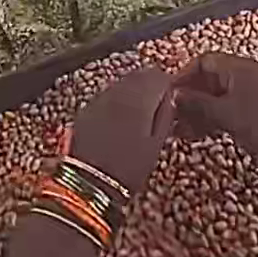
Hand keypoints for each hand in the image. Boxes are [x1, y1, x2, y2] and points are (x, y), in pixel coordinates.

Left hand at [68, 63, 175, 192]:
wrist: (89, 182)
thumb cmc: (129, 167)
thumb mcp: (156, 144)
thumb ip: (166, 115)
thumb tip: (170, 97)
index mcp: (140, 98)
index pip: (159, 75)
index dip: (167, 85)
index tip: (171, 99)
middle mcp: (119, 90)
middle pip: (139, 74)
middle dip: (150, 85)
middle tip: (156, 107)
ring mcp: (100, 97)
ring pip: (123, 83)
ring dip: (133, 92)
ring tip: (138, 116)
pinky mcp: (87, 108)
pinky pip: (108, 95)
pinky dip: (117, 101)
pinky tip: (119, 121)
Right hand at [172, 52, 257, 169]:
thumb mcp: (224, 113)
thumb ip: (196, 103)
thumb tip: (173, 96)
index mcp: (238, 67)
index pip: (204, 61)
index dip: (184, 75)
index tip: (168, 93)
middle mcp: (243, 76)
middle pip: (209, 79)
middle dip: (189, 96)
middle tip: (171, 114)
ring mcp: (248, 95)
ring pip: (215, 97)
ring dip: (197, 111)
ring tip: (178, 129)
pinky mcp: (252, 113)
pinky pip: (224, 110)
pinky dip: (210, 119)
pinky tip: (195, 135)